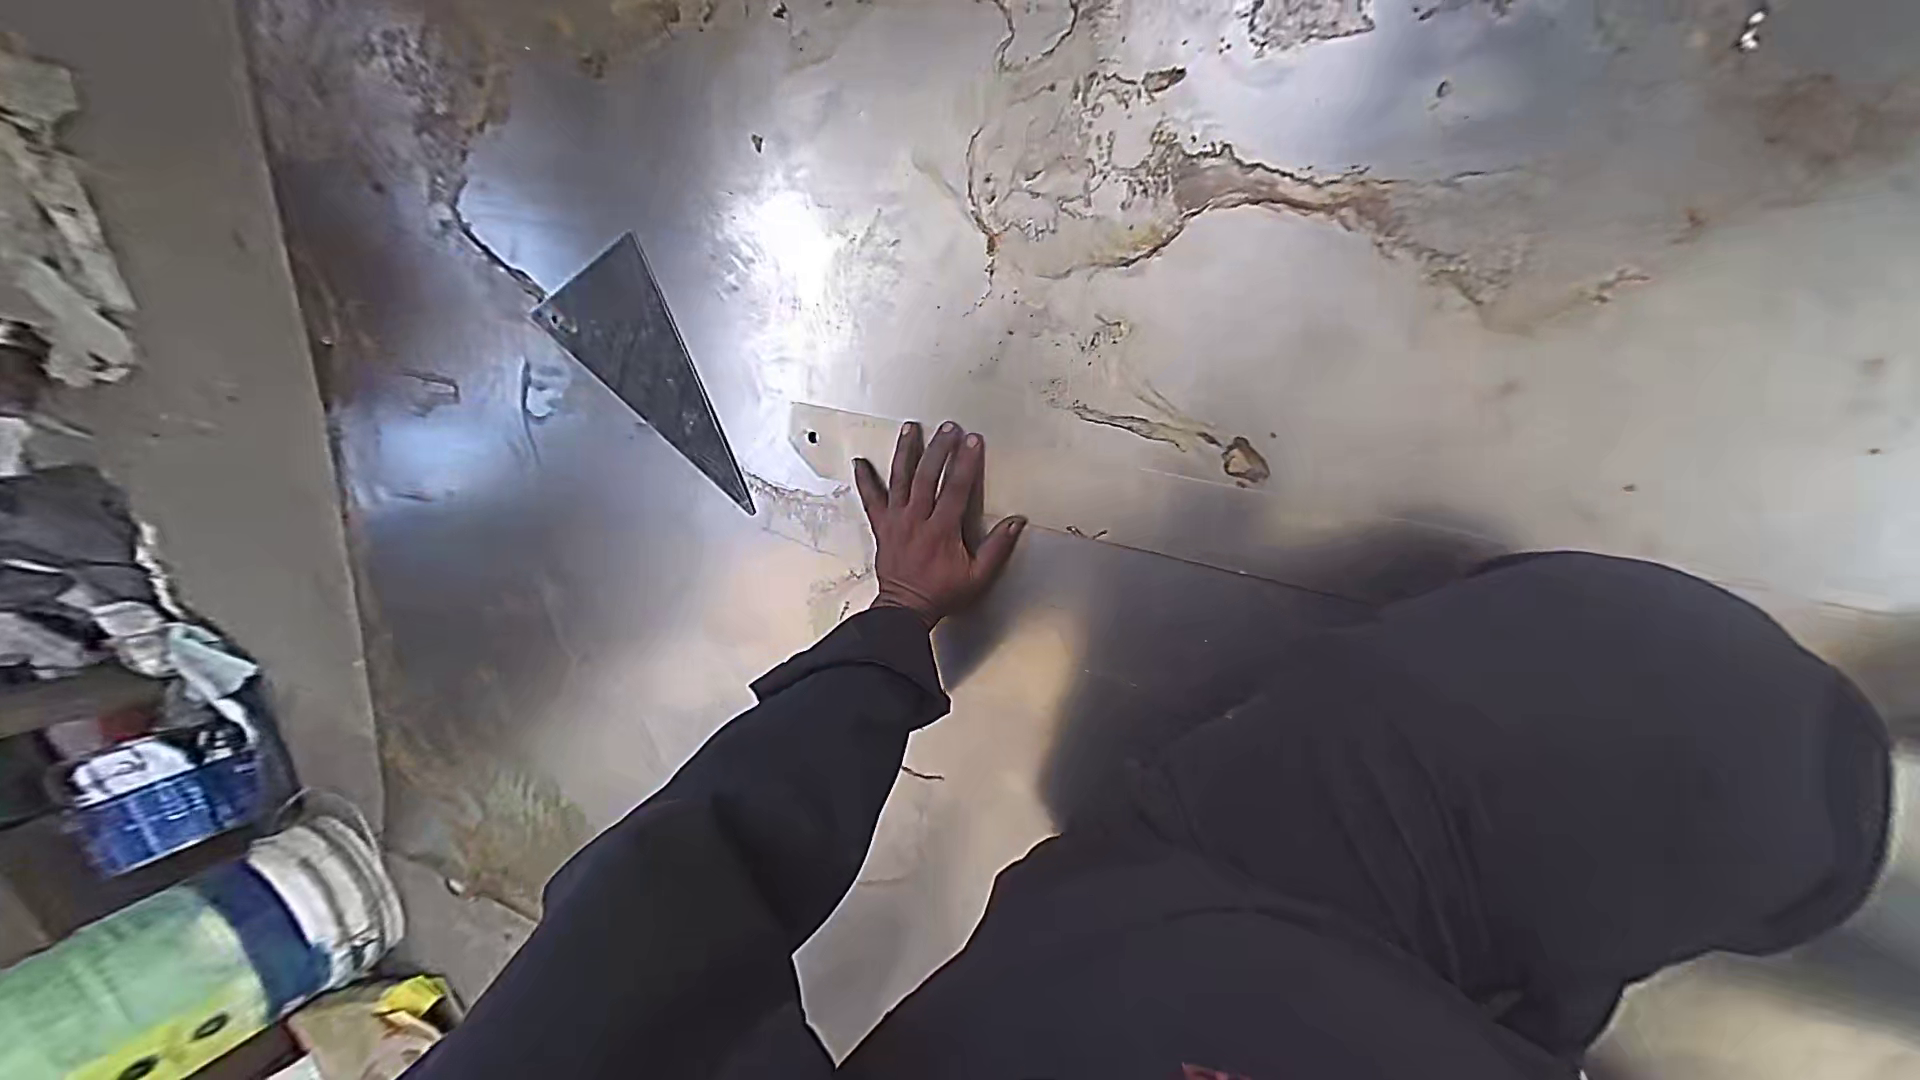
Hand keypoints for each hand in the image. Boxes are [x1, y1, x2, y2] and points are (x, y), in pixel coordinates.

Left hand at [854, 420, 1025, 627]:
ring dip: (906, 452)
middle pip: (927, 475)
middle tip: (947, 428)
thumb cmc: (942, 593)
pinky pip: (871, 499)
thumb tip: (1017, 523)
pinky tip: (860, 463)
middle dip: (939, 448)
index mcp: (942, 530)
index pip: (957, 488)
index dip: (966, 462)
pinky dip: (865, 480)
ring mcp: (897, 521)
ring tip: (910, 429)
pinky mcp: (882, 526)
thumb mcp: (978, 576)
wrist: (906, 608)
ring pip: (900, 479)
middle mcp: (917, 520)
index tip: (972, 441)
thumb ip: (997, 547)